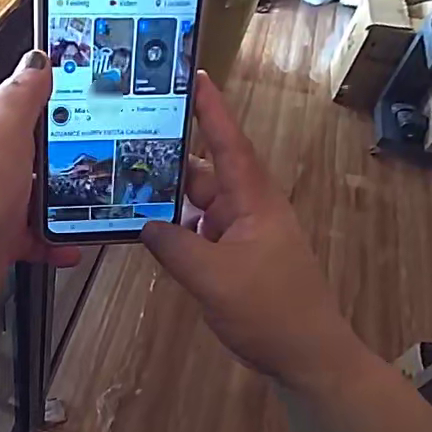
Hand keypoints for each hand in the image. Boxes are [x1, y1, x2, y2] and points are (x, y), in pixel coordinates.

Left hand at [0, 50, 79, 317]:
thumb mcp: (0, 127)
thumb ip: (21, 94)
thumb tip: (38, 60)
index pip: (27, 112)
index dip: (60, 109)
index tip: (90, 109)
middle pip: (39, 160)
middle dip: (69, 163)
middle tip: (98, 162)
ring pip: (41, 202)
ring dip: (67, 206)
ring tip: (92, 206)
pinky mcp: (1, 242)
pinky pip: (39, 239)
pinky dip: (58, 242)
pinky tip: (70, 244)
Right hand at [141, 74, 368, 390]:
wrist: (307, 356)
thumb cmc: (269, 310)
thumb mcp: (214, 278)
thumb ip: (175, 247)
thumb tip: (146, 225)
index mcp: (254, 201)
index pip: (229, 144)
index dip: (211, 110)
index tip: (193, 76)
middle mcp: (249, 210)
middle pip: (205, 175)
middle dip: (170, 161)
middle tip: (126, 142)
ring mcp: (244, 236)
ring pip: (200, 207)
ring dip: (169, 202)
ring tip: (125, 186)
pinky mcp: (238, 259)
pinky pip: (202, 235)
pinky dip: (178, 232)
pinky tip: (148, 232)